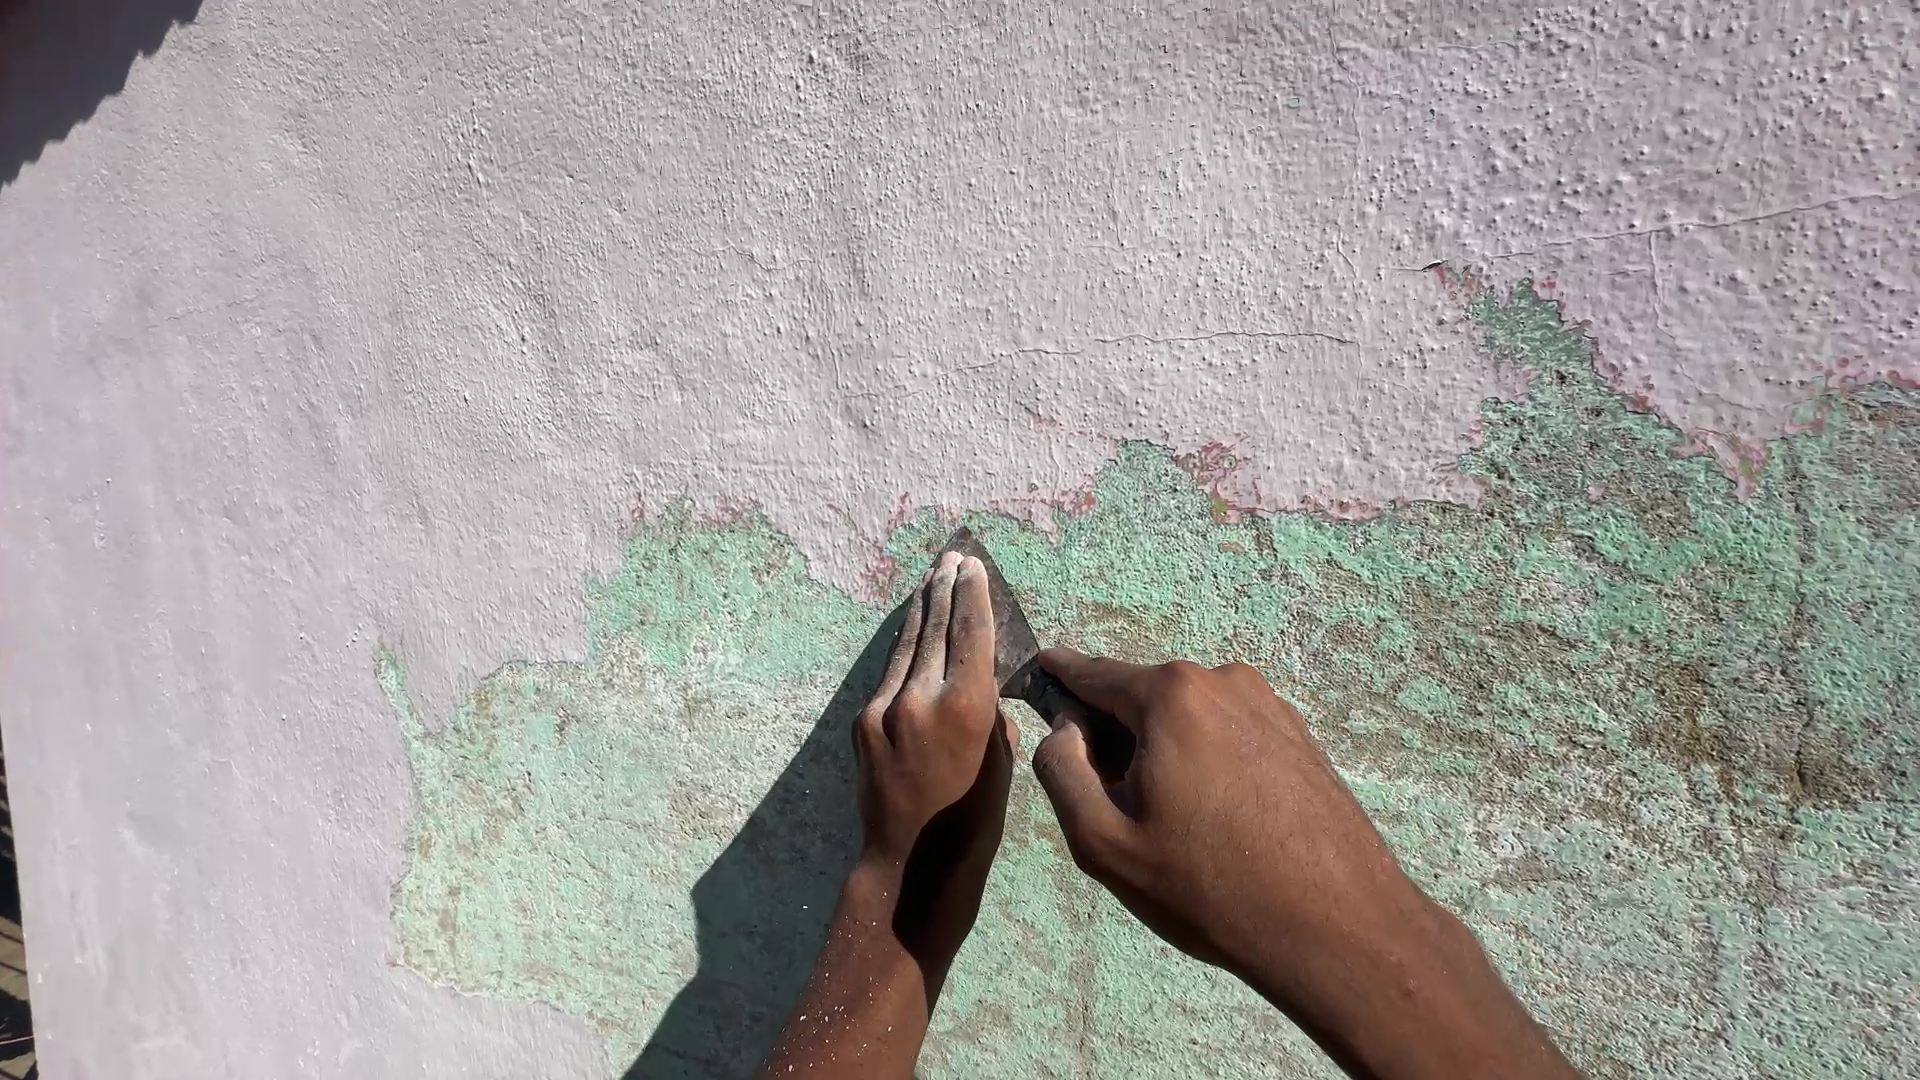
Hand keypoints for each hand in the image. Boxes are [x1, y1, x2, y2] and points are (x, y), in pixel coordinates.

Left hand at [758, 553, 1013, 1079]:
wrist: (909, 864)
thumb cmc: (973, 820)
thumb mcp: (999, 762)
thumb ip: (988, 712)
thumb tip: (981, 681)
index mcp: (966, 708)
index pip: (971, 634)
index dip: (973, 595)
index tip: (972, 565)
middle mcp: (921, 698)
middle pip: (937, 629)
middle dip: (945, 589)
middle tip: (951, 558)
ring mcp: (885, 708)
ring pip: (908, 645)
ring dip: (921, 609)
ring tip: (931, 579)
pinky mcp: (863, 722)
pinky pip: (890, 672)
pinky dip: (904, 646)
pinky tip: (911, 629)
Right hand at [1031, 649, 1580, 1079]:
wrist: (1342, 930)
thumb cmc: (1209, 885)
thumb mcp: (1103, 840)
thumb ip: (1060, 769)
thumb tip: (1066, 729)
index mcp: (1170, 694)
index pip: (1093, 673)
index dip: (1060, 674)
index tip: (1040, 665)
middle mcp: (1220, 678)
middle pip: (1140, 697)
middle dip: (1116, 733)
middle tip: (1120, 803)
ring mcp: (1266, 701)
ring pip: (1184, 715)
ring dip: (1163, 748)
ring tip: (1177, 819)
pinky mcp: (1296, 730)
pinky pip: (1225, 729)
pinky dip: (1204, 756)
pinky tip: (1219, 814)